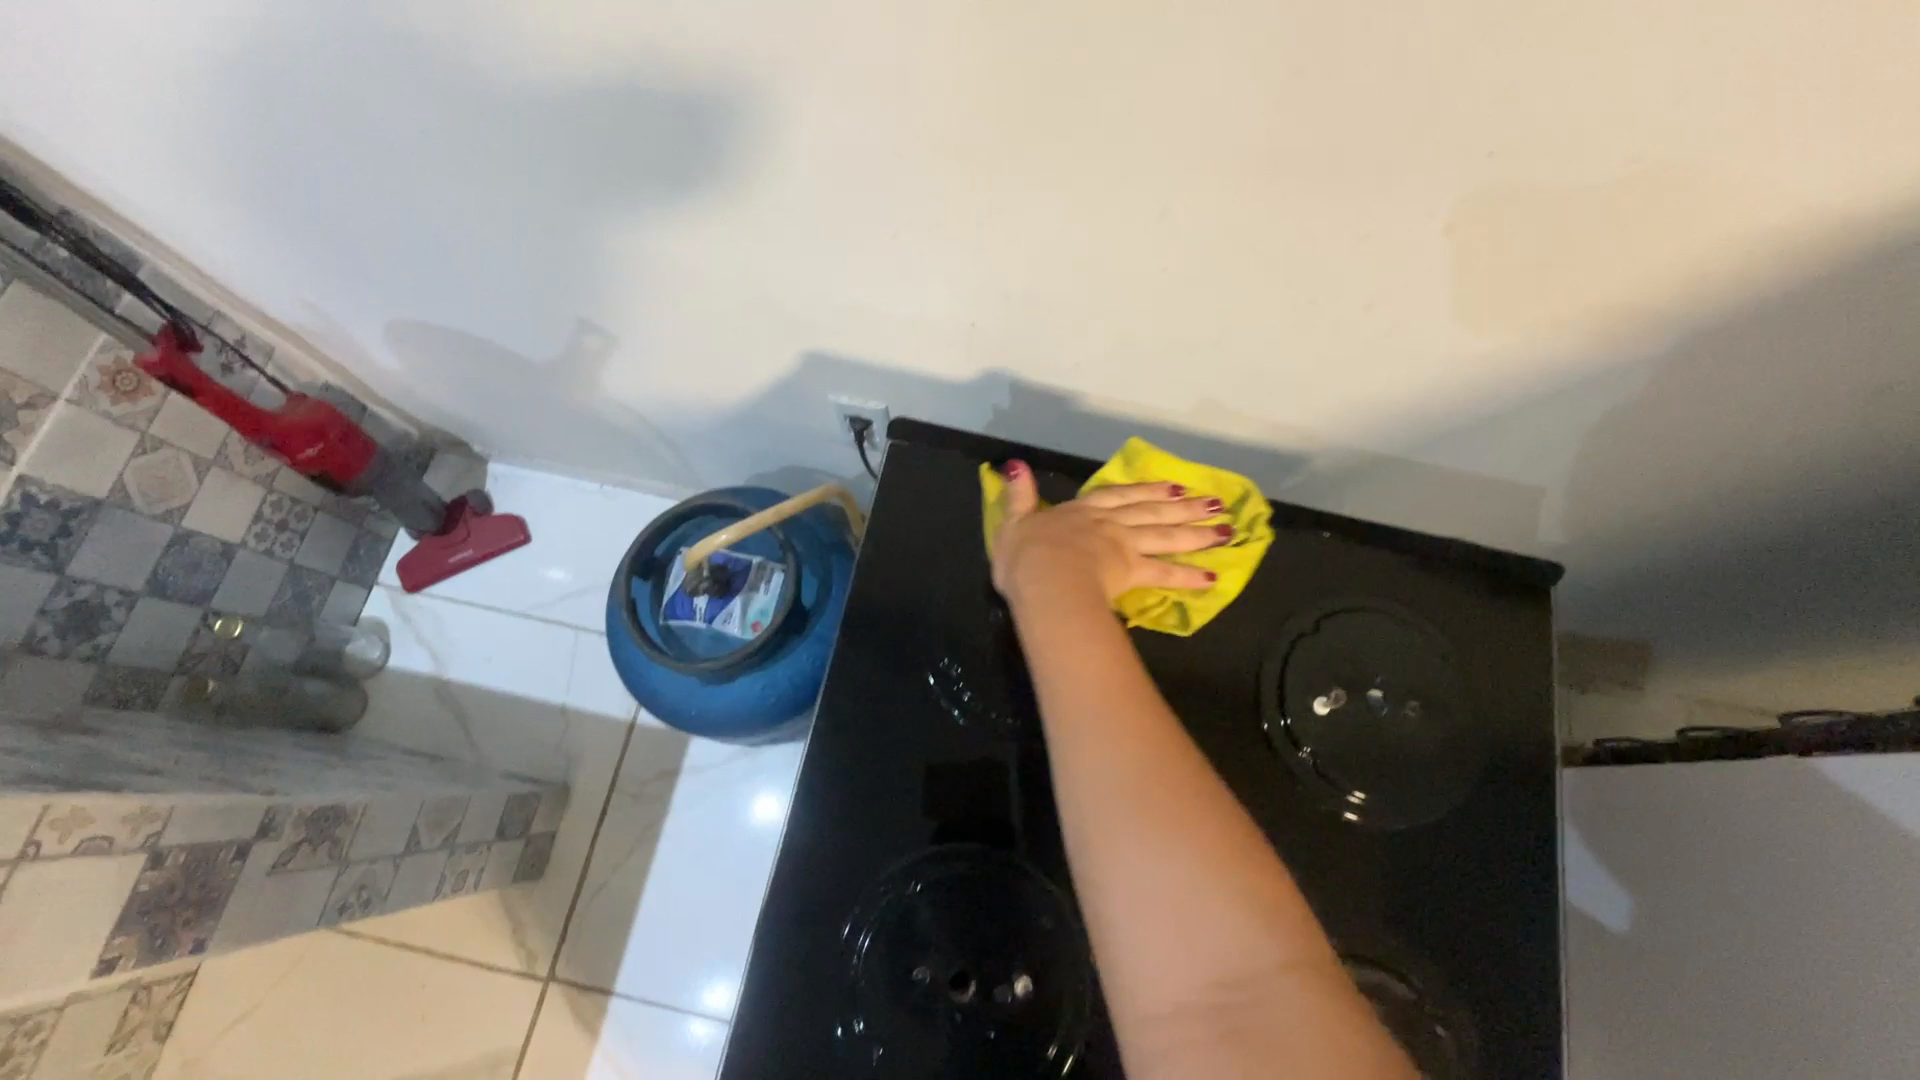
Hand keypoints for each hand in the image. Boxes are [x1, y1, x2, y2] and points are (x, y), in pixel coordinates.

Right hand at [991, 459, 1230, 605]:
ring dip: (1197, 534)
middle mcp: (1109, 525)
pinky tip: (1211, 577)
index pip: (1117, 496)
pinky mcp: (1133, 571)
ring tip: (1226, 532)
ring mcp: (1124, 546)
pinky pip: (1165, 574)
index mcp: (1081, 513)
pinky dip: (1188, 576)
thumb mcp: (1013, 522)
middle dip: (1183, 507)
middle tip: (1214, 504)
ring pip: (1166, 536)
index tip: (1172, 488)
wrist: (1044, 577)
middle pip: (1151, 512)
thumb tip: (1013, 466)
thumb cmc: (1026, 555)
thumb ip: (1018, 496)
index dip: (1145, 490)